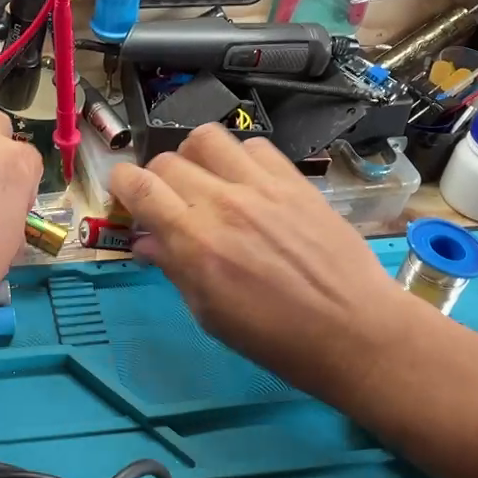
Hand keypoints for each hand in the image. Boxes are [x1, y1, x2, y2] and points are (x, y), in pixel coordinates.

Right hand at [109, 124, 434, 396]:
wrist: (357, 333)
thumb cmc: (277, 339)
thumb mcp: (210, 315)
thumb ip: (174, 268)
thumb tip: (146, 242)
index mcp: (194, 241)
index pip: (137, 185)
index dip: (120, 184)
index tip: (125, 197)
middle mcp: (222, 203)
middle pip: (166, 161)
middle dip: (157, 180)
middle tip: (170, 204)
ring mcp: (261, 186)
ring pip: (207, 138)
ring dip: (195, 157)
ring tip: (207, 182)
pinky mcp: (295, 180)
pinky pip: (254, 145)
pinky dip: (241, 158)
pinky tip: (249, 183)